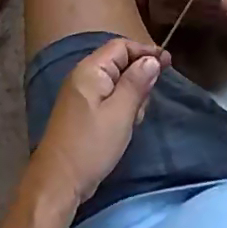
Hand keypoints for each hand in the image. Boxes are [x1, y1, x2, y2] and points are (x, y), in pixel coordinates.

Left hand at [30, 38, 168, 203]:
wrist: (58, 181)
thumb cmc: (91, 145)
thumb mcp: (120, 113)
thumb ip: (136, 83)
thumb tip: (152, 59)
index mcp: (90, 70)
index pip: (121, 46)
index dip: (145, 51)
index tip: (168, 63)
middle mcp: (83, 76)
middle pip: (119, 62)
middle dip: (138, 78)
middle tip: (146, 102)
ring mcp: (81, 94)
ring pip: (116, 82)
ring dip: (131, 96)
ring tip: (134, 119)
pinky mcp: (82, 111)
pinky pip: (108, 98)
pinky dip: (121, 107)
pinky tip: (125, 125)